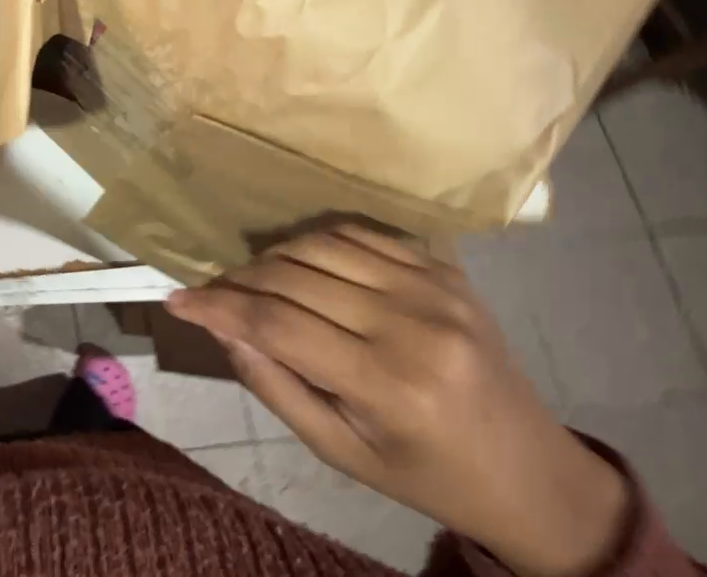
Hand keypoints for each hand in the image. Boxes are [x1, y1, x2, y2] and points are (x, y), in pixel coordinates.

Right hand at [167, 226, 629, 576]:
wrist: (530, 471)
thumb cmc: (424, 474)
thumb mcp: (338, 450)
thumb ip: (273, 384)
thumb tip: (221, 326)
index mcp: (388, 384)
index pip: (277, 323)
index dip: (217, 306)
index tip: (176, 301)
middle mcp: (414, 324)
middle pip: (293, 277)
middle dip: (237, 281)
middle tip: (208, 294)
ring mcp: (436, 288)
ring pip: (321, 243)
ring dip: (272, 256)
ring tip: (250, 279)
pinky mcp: (447, 269)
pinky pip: (360, 233)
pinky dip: (316, 240)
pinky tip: (298, 262)